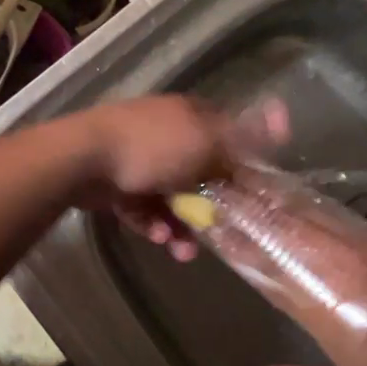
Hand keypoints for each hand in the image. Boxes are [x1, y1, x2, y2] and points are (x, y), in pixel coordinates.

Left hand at [64, 96, 286, 261]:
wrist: (83, 160)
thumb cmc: (152, 147)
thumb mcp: (206, 142)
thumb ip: (244, 136)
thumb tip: (283, 115)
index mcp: (187, 115)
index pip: (225, 132)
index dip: (241, 159)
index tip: (254, 189)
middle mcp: (163, 132)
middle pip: (198, 170)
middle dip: (209, 204)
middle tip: (221, 232)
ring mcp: (136, 158)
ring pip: (170, 195)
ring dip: (181, 224)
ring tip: (183, 251)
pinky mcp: (115, 183)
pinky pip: (143, 208)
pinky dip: (153, 224)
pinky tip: (159, 238)